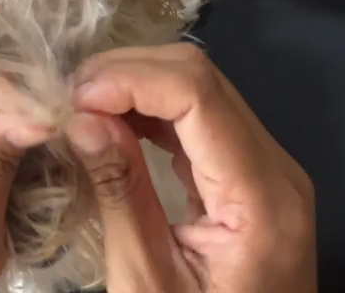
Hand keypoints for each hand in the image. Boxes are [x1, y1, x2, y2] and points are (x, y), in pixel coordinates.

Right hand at [67, 44, 316, 292]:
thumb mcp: (148, 284)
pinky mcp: (248, 171)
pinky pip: (198, 112)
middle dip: (126, 72)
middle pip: (199, 77)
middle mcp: (276, 167)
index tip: (73, 99)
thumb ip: (120, 194)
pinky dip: (149, 104)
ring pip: (197, 84)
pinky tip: (112, 118)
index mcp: (261, 198)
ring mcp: (266, 166)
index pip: (197, 95)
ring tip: (81, 105)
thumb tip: (82, 116)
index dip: (130, 79)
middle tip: (68, 98)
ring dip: (134, 82)